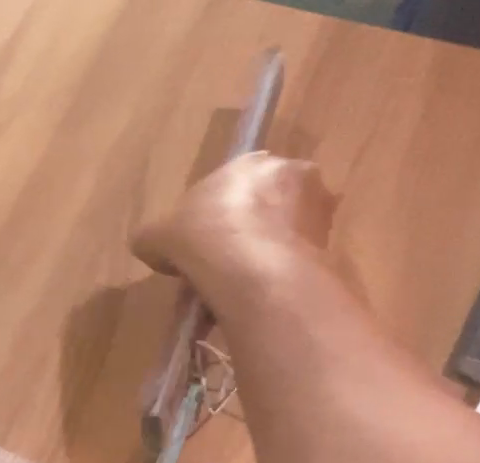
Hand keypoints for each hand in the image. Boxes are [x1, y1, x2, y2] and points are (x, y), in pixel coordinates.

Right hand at [132, 152, 337, 302]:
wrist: (245, 265)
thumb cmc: (195, 236)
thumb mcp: (150, 236)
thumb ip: (157, 234)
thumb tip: (159, 244)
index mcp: (248, 162)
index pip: (229, 182)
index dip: (210, 210)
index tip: (196, 236)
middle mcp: (291, 170)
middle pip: (262, 199)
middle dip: (243, 224)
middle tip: (216, 255)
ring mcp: (317, 201)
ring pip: (281, 223)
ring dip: (262, 243)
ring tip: (234, 275)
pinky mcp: (329, 232)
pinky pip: (294, 247)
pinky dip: (276, 262)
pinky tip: (252, 283)